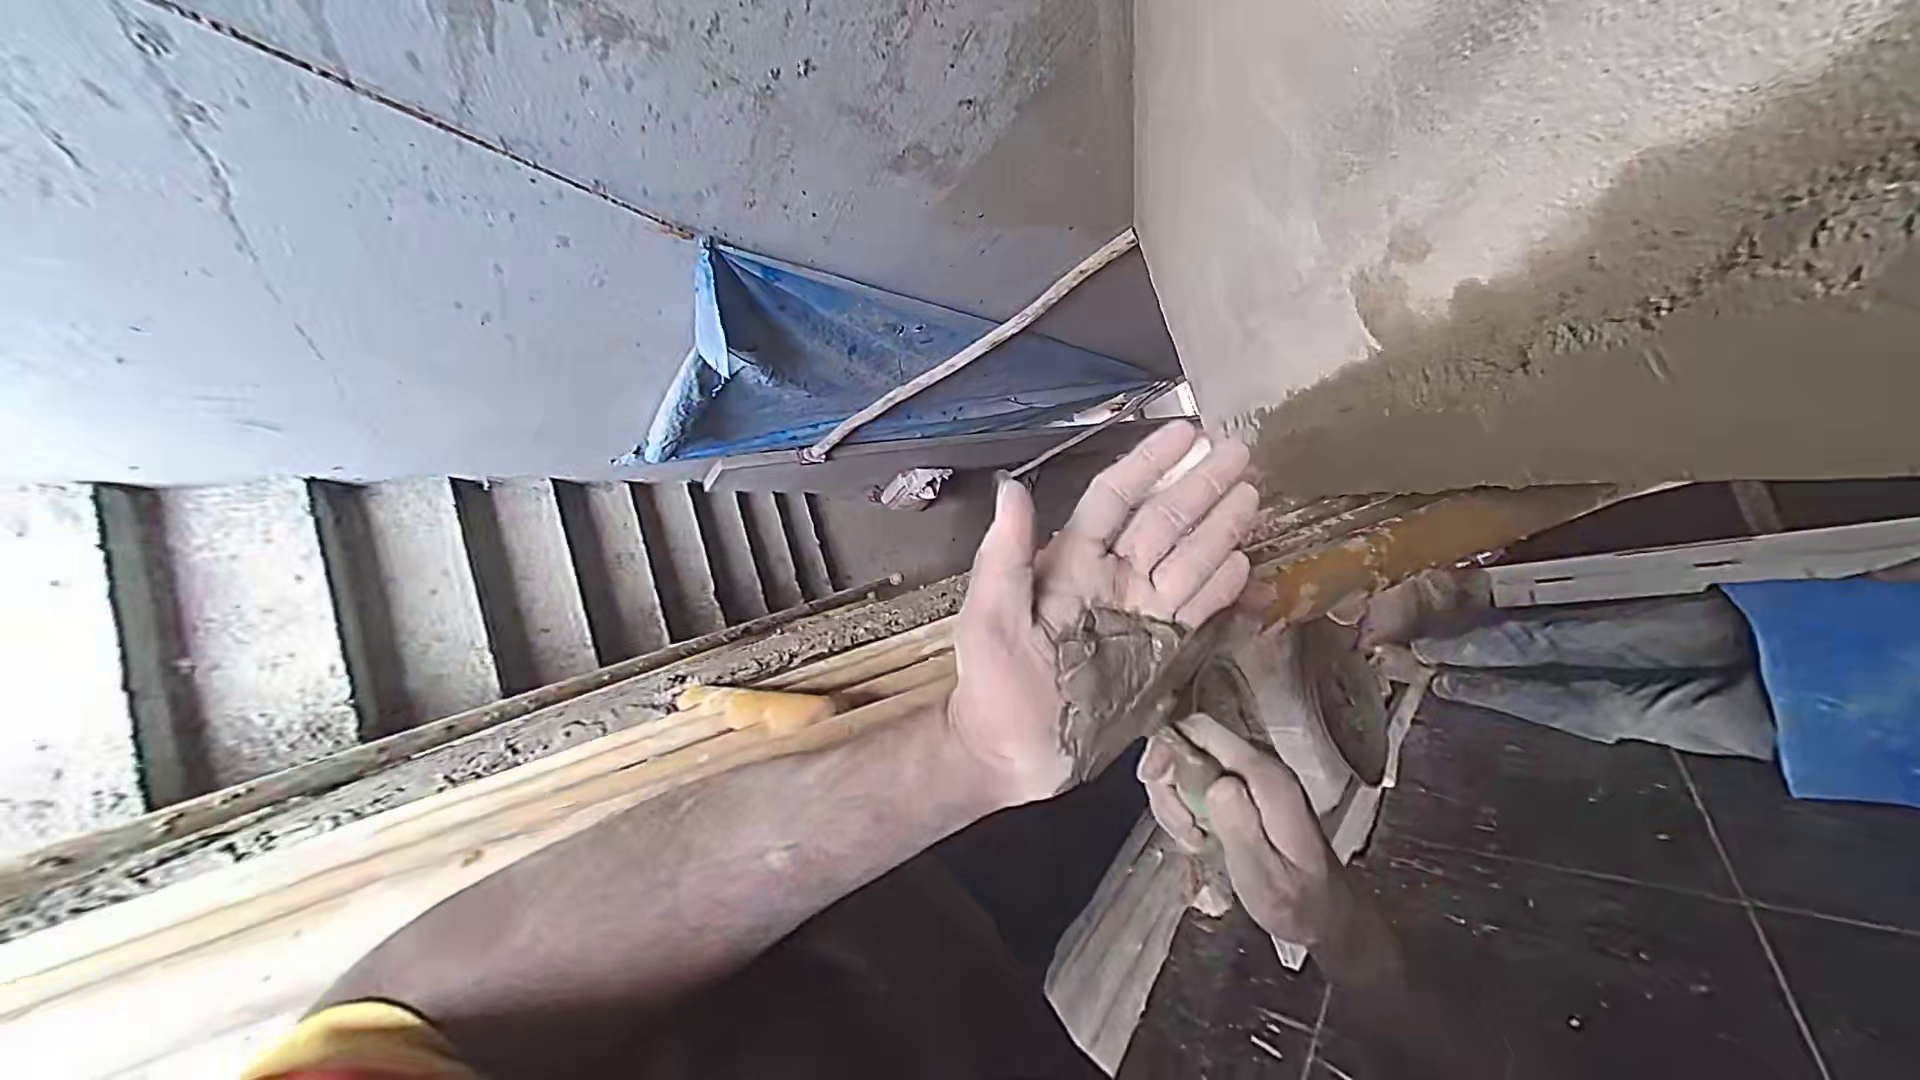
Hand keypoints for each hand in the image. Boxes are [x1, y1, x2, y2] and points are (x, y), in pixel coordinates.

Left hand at [949, 421, 1258, 806]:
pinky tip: (1243, 564)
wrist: (1012, 752)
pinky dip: (1220, 589)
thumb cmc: (994, 682)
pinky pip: (1194, 612)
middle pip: (1162, 523)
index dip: (1148, 465)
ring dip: (1219, 528)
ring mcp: (1138, 615)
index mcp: (1070, 565)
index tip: (1184, 433)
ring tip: (1251, 495)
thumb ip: (1005, 556)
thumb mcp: (990, 617)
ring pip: (1186, 561)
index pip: (1114, 500)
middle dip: (1200, 487)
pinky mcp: (1158, 652)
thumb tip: (1012, 488)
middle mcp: (1110, 580)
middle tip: (1239, 452)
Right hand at [1139, 714, 1354, 947]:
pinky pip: (1195, 782)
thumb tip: (1216, 783)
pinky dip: (1183, 807)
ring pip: (1185, 763)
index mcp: (1264, 776)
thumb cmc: (1300, 903)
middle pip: (1187, 742)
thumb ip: (1240, 826)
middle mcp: (1255, 765)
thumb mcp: (1267, 875)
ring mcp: (1247, 775)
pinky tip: (1198, 838)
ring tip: (1193, 840)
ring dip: (1174, 799)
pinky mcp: (1239, 789)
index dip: (1167, 745)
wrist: (1328, 916)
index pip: (1202, 730)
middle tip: (1181, 827)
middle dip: (1168, 781)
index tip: (1154, 781)